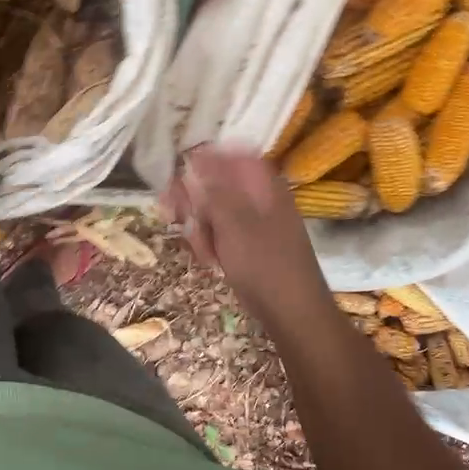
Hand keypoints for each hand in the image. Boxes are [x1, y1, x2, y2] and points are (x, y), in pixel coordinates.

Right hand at [161, 146, 327, 315]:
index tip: (179, 174)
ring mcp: (254, 223)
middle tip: (176, 216)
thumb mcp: (233, 224)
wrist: (292, 313)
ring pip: (214, 211)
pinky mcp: (247, 245)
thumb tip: (195, 157)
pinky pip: (220, 233)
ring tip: (202, 251)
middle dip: (193, 199)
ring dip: (199, 226)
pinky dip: (210, 243)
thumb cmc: (265, 266)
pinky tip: (209, 260)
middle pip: (217, 184)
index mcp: (263, 186)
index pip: (232, 155)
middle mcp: (259, 199)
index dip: (204, 159)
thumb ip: (212, 190)